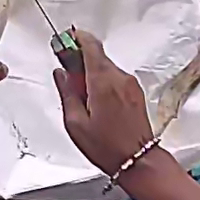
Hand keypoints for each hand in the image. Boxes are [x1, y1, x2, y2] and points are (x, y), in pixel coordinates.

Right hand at [52, 29, 155, 175]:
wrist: (138, 161)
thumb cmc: (107, 146)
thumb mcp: (75, 122)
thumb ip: (67, 92)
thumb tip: (60, 74)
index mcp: (102, 81)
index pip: (91, 45)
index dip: (77, 38)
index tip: (66, 40)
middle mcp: (119, 78)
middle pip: (98, 56)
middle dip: (81, 61)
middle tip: (68, 74)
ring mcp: (130, 84)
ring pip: (107, 68)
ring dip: (93, 73)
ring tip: (83, 96)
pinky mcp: (136, 92)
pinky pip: (116, 78)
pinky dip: (104, 81)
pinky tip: (98, 102)